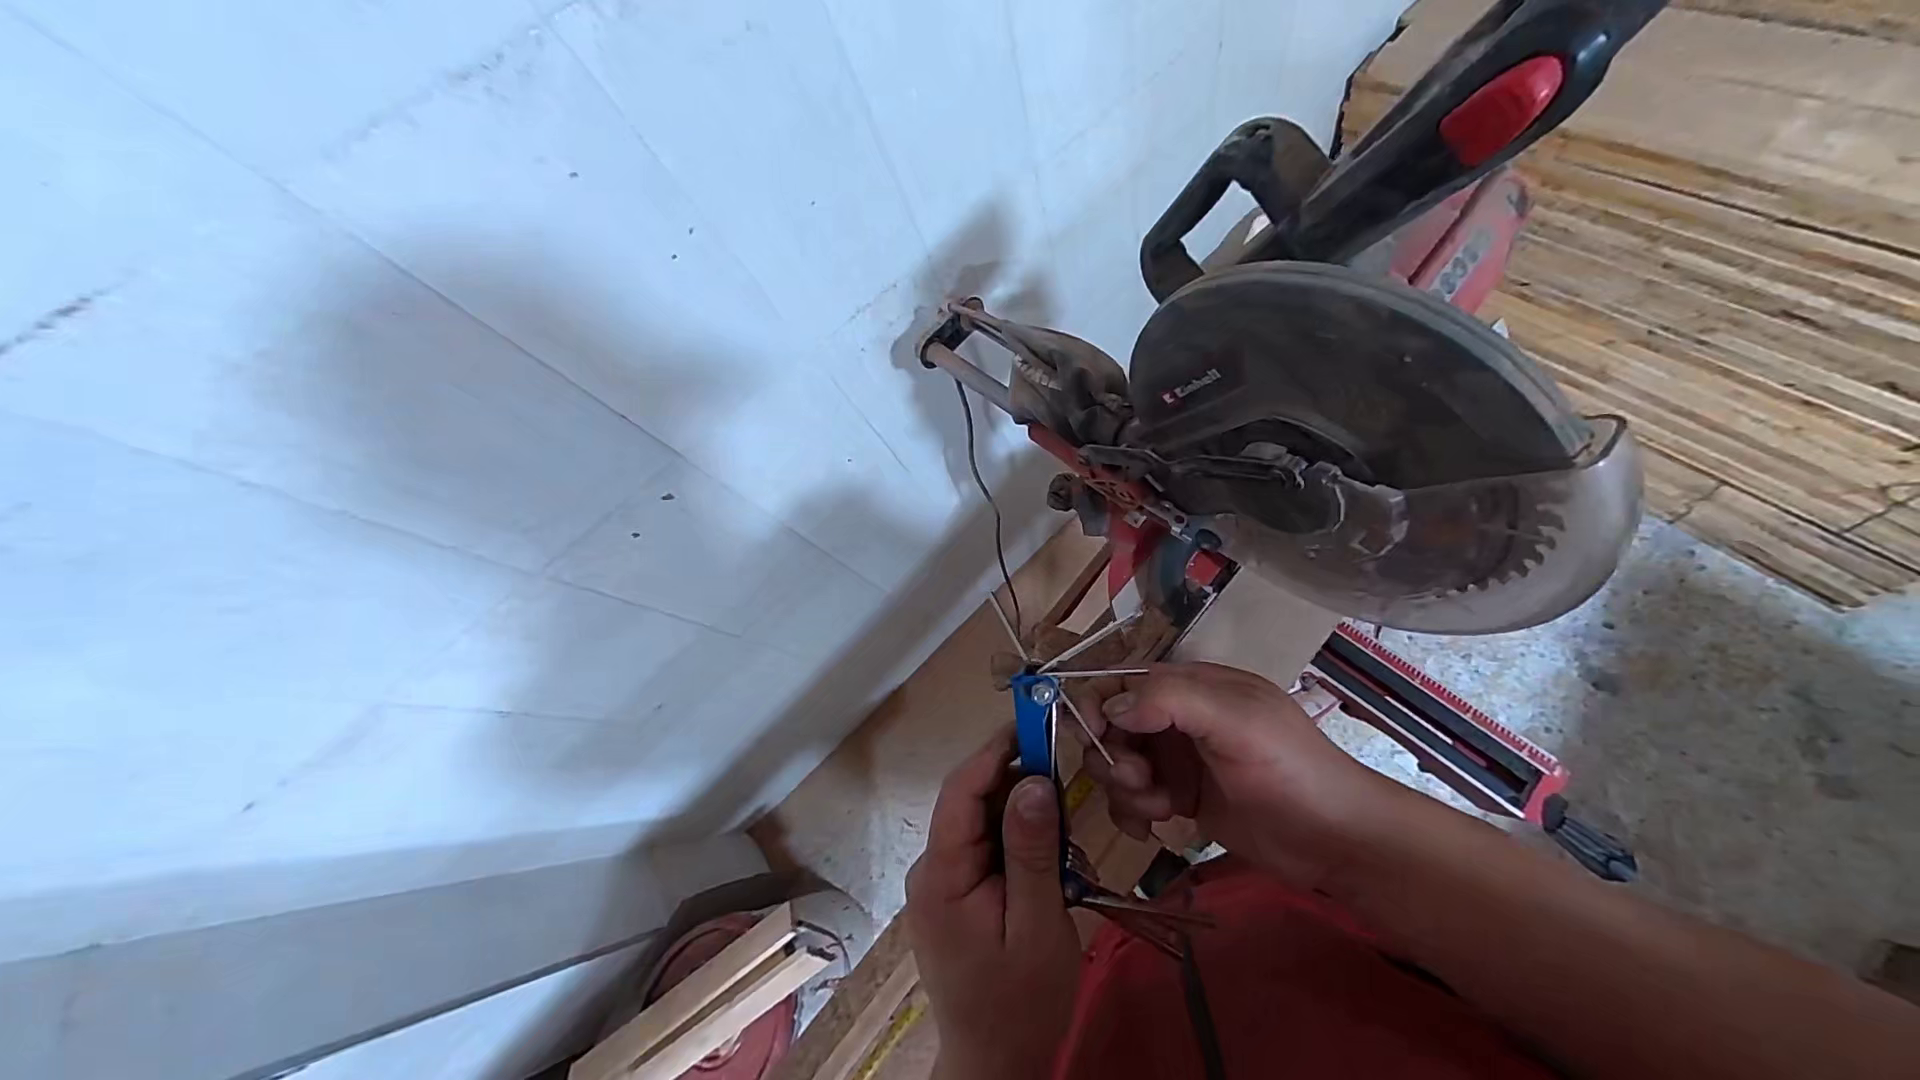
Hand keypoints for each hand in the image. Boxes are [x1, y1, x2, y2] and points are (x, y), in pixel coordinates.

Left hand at [904, 728, 1082, 1079]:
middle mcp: (931, 867)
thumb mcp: (1038, 926)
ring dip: (1019, 810)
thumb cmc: (1020, 1003)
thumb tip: (1035, 781)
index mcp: (941, 873)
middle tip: (1063, 770)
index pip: (960, 791)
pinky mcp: (955, 891)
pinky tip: (1047, 847)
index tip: (1034, 725)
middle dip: (1015, 780)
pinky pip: (983, 845)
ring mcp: (941, 879)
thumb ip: (1033, 851)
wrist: (994, 1064)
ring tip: (1063, 815)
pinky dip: (1015, 836)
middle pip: (970, 801)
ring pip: (980, 820)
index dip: (994, 752)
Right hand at [1085, 661, 1402, 888]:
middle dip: (1114, 754)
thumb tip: (1109, 709)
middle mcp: (1176, 717)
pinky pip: (1133, 798)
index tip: (1091, 735)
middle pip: (1112, 726)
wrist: (1337, 840)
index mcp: (1189, 686)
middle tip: (1141, 780)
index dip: (1097, 704)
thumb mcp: (1234, 721)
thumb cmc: (1288, 769)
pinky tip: (1152, 829)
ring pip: (1119, 764)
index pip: (1122, 681)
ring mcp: (1178, 759)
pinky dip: (1132, 813)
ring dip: (1125, 788)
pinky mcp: (1180, 796)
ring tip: (1159, 808)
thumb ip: (1170, 701)